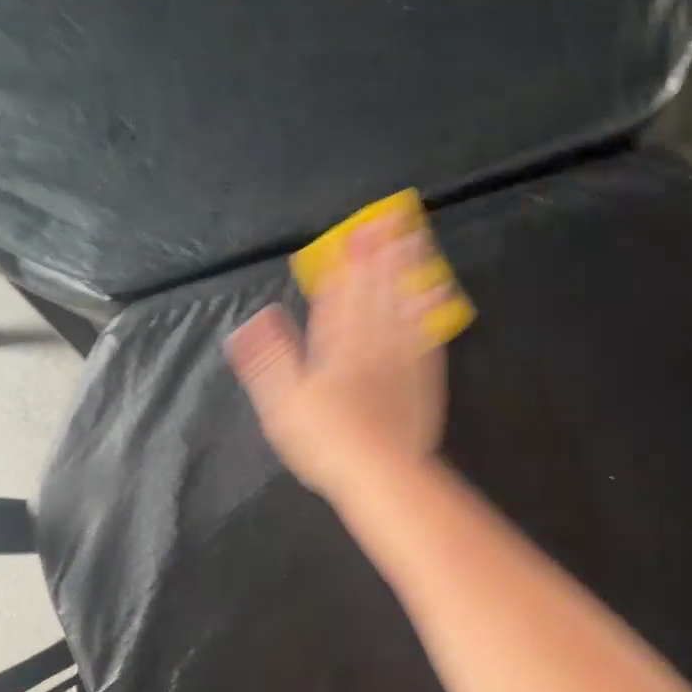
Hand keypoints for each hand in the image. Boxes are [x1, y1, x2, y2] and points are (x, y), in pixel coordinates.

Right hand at [225, 213, 455, 498]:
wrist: (381, 474)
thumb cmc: (327, 442)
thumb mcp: (283, 404)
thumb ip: (269, 360)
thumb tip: (253, 320)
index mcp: (335, 349)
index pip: (339, 298)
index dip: (347, 264)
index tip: (355, 231)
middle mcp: (370, 346)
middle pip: (375, 293)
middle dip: (381, 255)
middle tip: (392, 218)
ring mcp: (401, 361)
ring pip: (404, 306)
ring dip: (408, 271)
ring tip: (415, 238)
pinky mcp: (423, 380)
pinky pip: (428, 336)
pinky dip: (431, 311)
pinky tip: (438, 292)